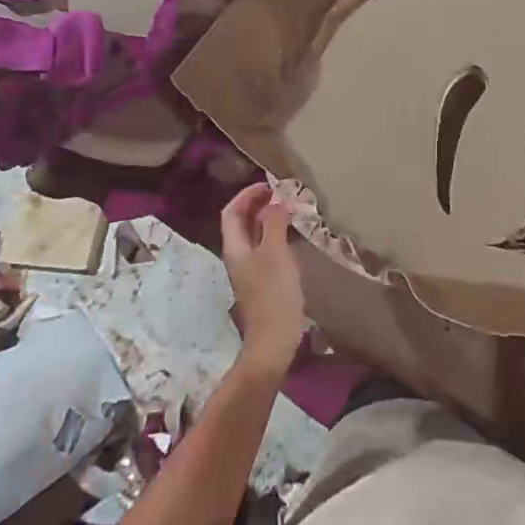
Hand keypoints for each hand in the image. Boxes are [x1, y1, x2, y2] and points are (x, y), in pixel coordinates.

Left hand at [219, 183, 306, 374]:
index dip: (247, 195)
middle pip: (241, 222)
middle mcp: (237, 256)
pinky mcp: (262, 281)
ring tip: (289, 209)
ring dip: (268, 219)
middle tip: (281, 194)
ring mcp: (249, 270)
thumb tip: (276, 199)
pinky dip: (275, 236)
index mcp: (235, 247)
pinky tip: (292, 236)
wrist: (274, 340)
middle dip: (258, 204)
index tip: (269, 184)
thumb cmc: (274, 294)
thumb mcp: (276, 253)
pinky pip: (264, 249)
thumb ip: (274, 223)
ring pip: (254, 236)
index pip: (232, 212)